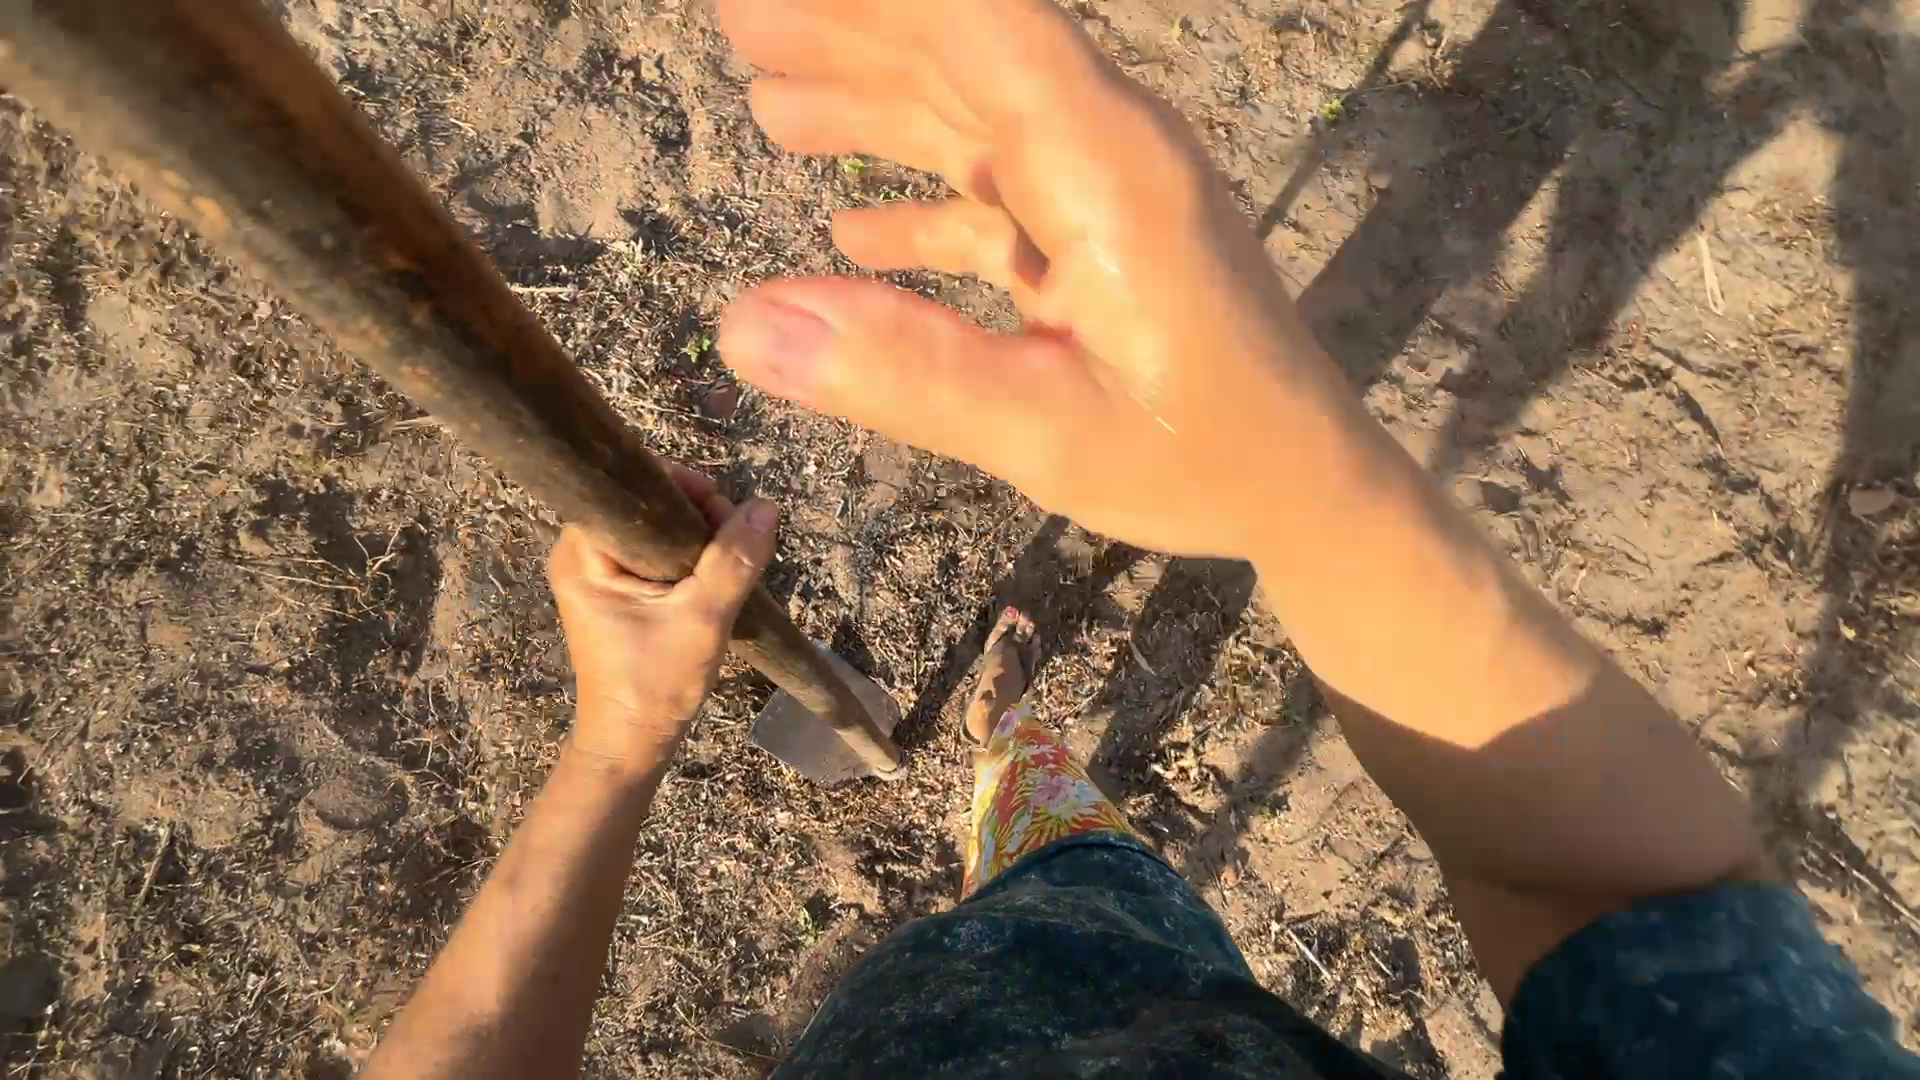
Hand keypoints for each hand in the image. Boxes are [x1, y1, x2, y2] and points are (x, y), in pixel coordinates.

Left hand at [547, 465, 779, 773]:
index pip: (635, 487)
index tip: (721, 512)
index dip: (684, 488)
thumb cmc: (656, 682)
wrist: (633, 744)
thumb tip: (767, 507)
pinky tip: (718, 575)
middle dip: (699, 515)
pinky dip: (693, 558)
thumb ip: (734, 560)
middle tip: (735, 544)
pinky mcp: (621, 593)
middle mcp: (585, 554)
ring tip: (732, 563)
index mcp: (585, 552)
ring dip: (702, 538)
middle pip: (651, 505)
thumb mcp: (704, 617)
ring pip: (661, 530)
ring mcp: (602, 575)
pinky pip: (662, 554)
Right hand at [715, 0, 1360, 557]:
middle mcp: (1108, 157)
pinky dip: (922, 201)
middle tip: (739, 22)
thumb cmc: (1194, 462)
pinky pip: (997, 198)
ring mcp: (1105, 199)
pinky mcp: (1099, 244)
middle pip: (969, 46)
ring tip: (770, 103)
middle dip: (851, 24)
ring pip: (976, 117)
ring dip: (875, 102)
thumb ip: (906, 375)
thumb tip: (745, 326)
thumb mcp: (1045, 434)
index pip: (981, 17)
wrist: (1295, 483)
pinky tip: (856, 226)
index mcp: (1107, 174)